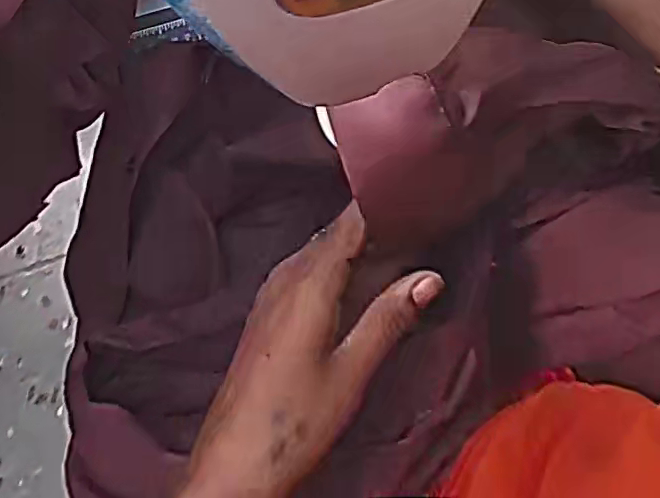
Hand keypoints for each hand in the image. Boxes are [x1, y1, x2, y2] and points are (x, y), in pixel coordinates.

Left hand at [178, 203, 443, 497]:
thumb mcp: (351, 371)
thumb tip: (430, 277)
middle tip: (417, 221)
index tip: (414, 194)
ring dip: (357, 244)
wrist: (230, 466)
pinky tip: (357, 280)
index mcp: (308, 281)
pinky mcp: (268, 307)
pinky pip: (309, 266)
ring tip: (397, 246)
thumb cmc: (292, 422)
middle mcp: (287, 274)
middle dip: (376, 223)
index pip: (350, 221)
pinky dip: (338, 262)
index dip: (381, 202)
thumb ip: (390, 317)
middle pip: (337, 231)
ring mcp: (273, 289)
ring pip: (323, 248)